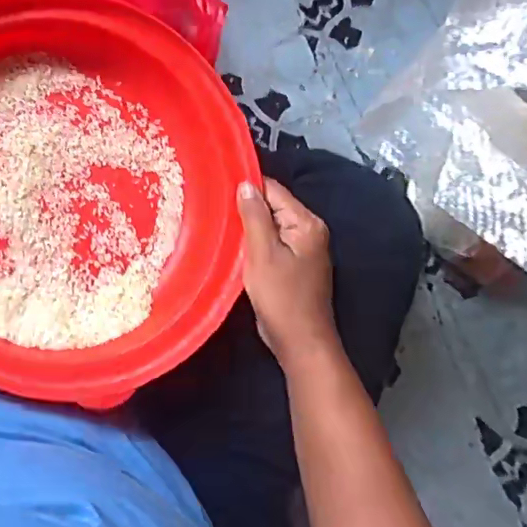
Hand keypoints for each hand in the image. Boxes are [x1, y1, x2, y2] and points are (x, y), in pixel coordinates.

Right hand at [237, 179, 340, 367]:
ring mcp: (304, 248)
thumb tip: (246, 184)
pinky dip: (256, 242)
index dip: (247, 188)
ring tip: (222, 225)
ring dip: (249, 226)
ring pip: (270, 224)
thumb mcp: (262, 253)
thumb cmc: (281, 298)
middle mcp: (310, 230)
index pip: (273, 190)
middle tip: (216, 209)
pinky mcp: (296, 263)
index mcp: (306, 223)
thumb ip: (254, 216)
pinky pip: (272, 241)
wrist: (301, 343)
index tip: (219, 187)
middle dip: (247, 207)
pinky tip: (237, 247)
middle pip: (272, 206)